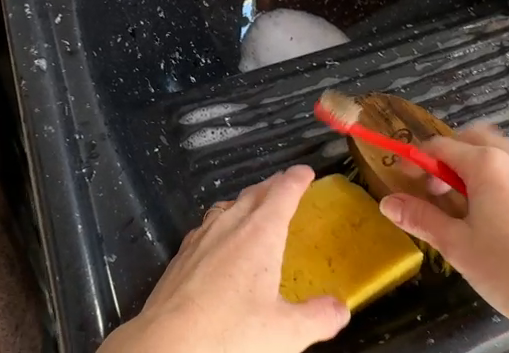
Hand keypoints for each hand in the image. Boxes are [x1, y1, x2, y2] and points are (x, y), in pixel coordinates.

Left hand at [100, 165, 348, 352]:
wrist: (169, 344)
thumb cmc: (227, 333)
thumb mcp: (287, 332)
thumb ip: (318, 317)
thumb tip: (338, 309)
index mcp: (260, 233)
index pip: (282, 193)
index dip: (296, 179)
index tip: (304, 172)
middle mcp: (229, 226)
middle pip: (254, 193)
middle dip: (272, 185)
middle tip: (285, 183)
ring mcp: (202, 237)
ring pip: (228, 206)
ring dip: (245, 201)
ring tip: (254, 206)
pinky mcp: (182, 255)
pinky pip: (206, 226)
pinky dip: (221, 222)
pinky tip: (219, 240)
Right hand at [376, 125, 508, 352]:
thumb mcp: (458, 248)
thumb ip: (421, 218)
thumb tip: (388, 203)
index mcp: (489, 165)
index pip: (441, 145)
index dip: (420, 160)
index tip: (410, 179)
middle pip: (477, 139)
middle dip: (455, 157)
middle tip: (444, 190)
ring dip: (489, 171)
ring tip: (484, 210)